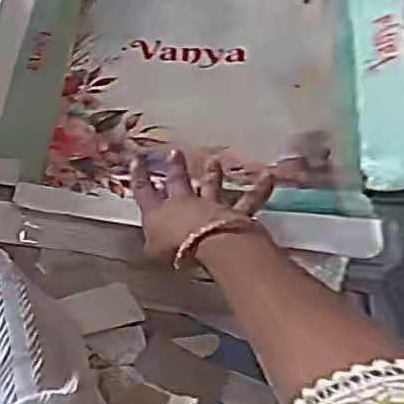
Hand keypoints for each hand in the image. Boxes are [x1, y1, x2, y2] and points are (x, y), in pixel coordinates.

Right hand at [132, 150, 275, 265]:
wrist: (209, 246)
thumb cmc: (174, 250)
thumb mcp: (152, 251)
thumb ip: (152, 242)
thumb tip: (152, 240)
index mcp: (157, 212)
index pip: (143, 190)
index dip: (138, 175)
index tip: (137, 159)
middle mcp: (183, 203)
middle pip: (177, 181)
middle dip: (174, 167)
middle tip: (175, 152)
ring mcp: (210, 205)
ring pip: (210, 185)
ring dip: (211, 173)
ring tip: (213, 160)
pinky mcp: (234, 212)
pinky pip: (249, 199)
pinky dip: (259, 188)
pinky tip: (266, 176)